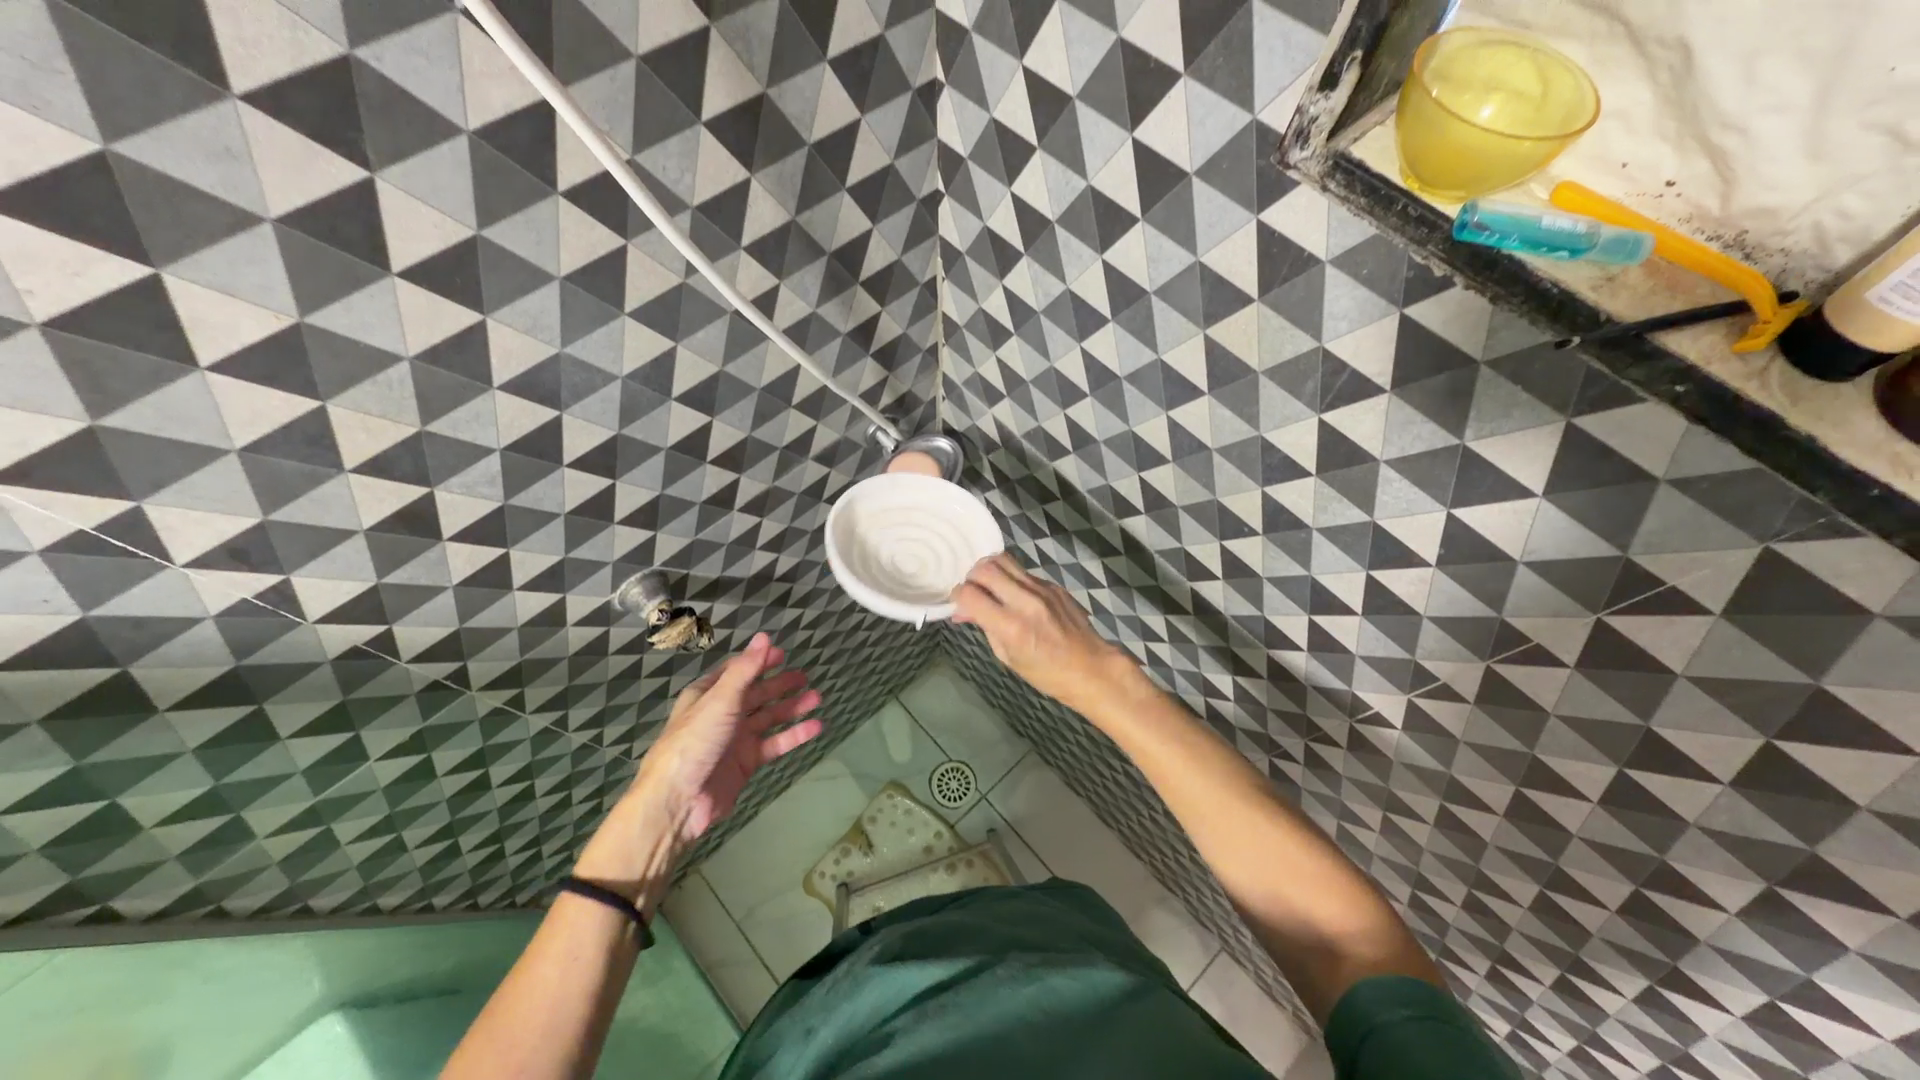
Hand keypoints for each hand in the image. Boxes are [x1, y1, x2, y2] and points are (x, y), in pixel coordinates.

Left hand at [574, 633, 821, 906]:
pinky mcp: (746, 762)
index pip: (736, 672)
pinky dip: (794, 735)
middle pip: (755, 694)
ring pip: (768, 718)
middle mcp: (722, 714)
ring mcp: (735, 739)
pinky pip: (775, 744)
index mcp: (707, 695)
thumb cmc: (695, 741)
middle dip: (779, 685)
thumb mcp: (720, 700)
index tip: (781, 654)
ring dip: (791, 708)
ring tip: (816, 698)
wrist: (680, 799)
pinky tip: (815, 727)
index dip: (758, 662)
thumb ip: (746, 669)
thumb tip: (764, 636)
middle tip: (805, 677)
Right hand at [951, 554, 1132, 714]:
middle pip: (985, 569)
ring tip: (988, 585)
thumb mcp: (1008, 657)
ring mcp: (1042, 589)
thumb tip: (963, 612)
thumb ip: (985, 628)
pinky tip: (1013, 594)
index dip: (958, 596)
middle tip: (972, 591)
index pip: (970, 595)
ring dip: (989, 570)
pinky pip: (1023, 572)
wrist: (1090, 667)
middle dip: (971, 577)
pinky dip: (1011, 578)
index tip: (959, 603)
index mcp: (1011, 627)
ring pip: (1004, 560)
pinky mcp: (1053, 585)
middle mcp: (1025, 601)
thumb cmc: (1046, 673)